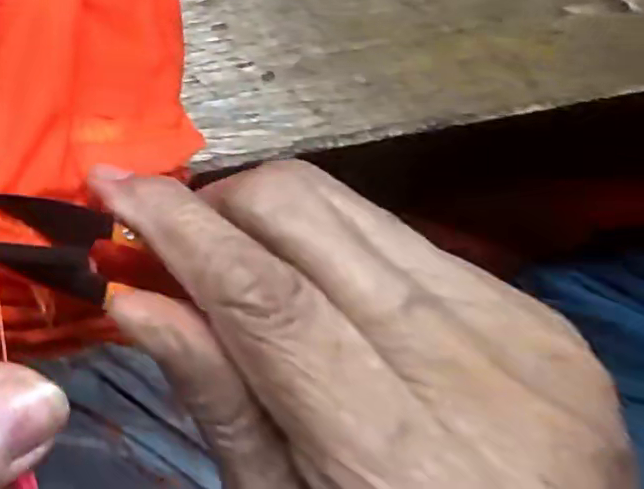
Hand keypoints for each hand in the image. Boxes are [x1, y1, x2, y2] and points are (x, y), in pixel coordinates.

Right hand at [91, 161, 635, 488]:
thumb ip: (213, 395)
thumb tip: (127, 296)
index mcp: (407, 464)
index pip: (263, 295)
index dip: (175, 223)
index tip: (108, 182)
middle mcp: (476, 375)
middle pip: (299, 212)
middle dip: (211, 202)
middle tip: (173, 240)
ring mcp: (519, 331)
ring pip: (338, 197)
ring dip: (258, 209)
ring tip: (233, 252)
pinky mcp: (534, 310)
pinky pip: (386, 225)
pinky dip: (320, 234)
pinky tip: (312, 280)